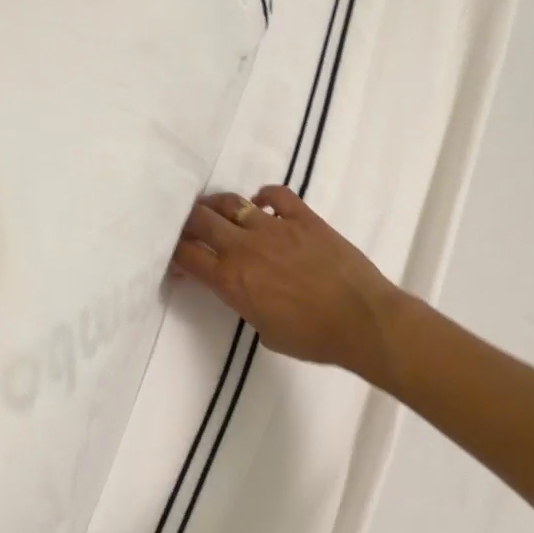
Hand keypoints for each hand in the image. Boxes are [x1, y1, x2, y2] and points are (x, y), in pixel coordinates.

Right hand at [172, 186, 411, 380]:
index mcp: (230, 280)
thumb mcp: (264, 331)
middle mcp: (244, 248)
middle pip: (200, 221)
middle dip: (187, 222)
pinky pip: (276, 194)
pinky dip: (263, 196)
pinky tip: (262, 202)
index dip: (174, 255)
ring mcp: (275, 227)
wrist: (360, 320)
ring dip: (217, 205)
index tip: (175, 259)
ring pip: (232, 202)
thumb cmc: (311, 338)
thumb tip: (247, 293)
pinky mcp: (304, 218)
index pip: (187, 256)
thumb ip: (246, 305)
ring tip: (214, 210)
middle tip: (188, 227)